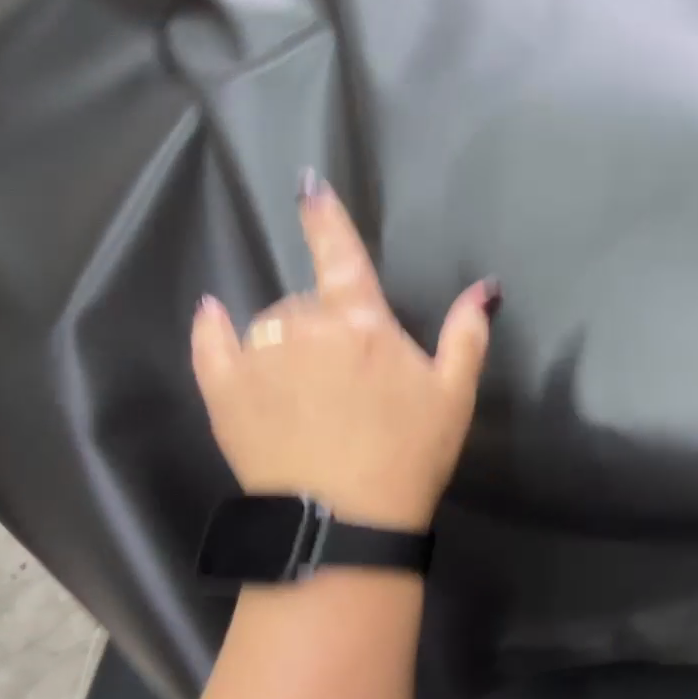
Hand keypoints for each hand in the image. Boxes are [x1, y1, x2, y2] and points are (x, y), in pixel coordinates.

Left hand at [190, 172, 497, 531]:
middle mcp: (303, 326)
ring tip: (315, 388)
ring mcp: (256, 355)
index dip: (326, 219)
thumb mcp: (456, 392)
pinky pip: (212, 339)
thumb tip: (485, 287)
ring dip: (292, 338)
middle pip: (313, 301)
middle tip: (359, 375)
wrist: (346, 513)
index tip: (308, 185)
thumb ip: (467, 333)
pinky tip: (218, 317)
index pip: (343, 257)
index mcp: (363, 324)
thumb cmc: (412, 449)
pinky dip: (216, 326)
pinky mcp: (222, 387)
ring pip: (272, 323)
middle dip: (334, 322)